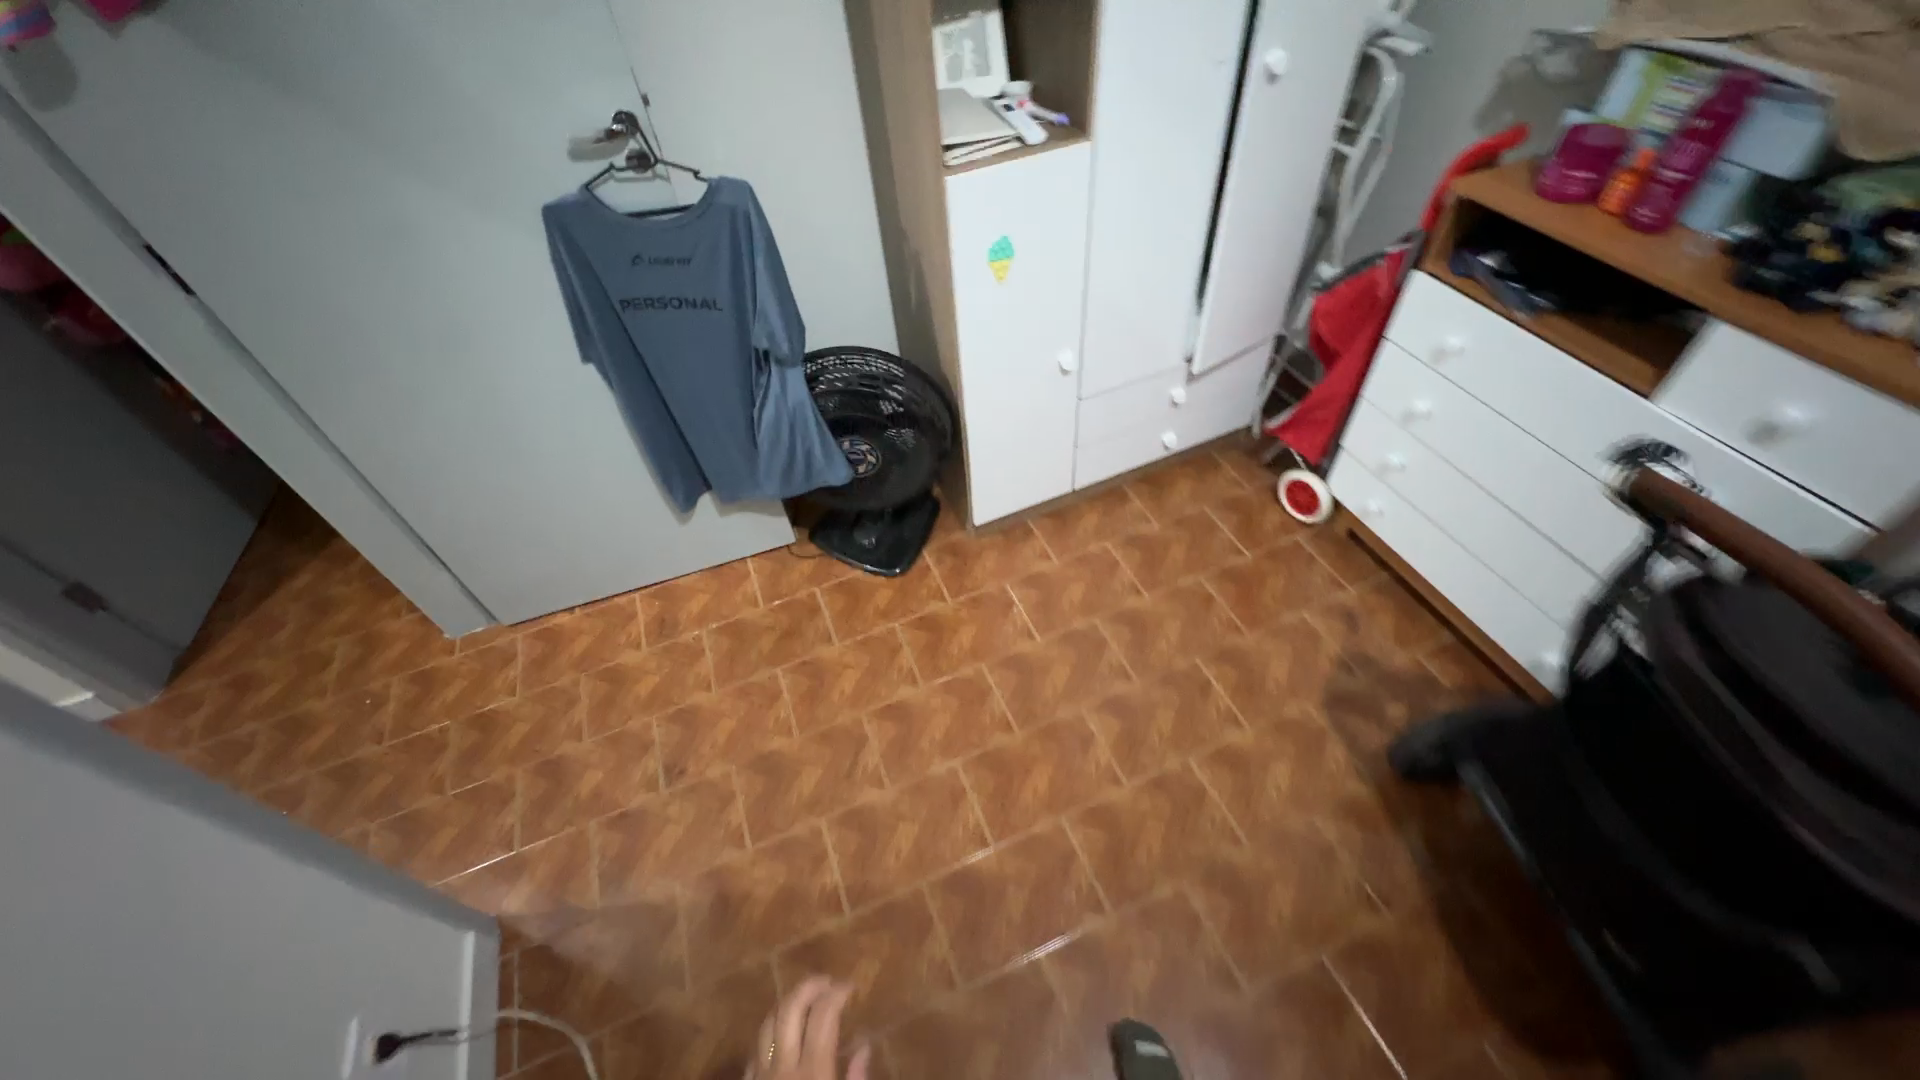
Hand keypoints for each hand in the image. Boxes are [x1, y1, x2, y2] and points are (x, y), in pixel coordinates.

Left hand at [746, 975, 870, 1079]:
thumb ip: (856, 1078)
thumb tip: (864, 1046)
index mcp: (813, 1070)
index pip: (823, 1016)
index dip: (837, 993)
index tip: (849, 985)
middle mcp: (783, 1065)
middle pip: (790, 1010)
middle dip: (809, 986)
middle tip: (826, 981)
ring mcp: (760, 1074)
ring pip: (768, 1023)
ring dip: (787, 1004)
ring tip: (804, 999)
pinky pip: (754, 1049)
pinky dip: (770, 1032)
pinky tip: (781, 1032)